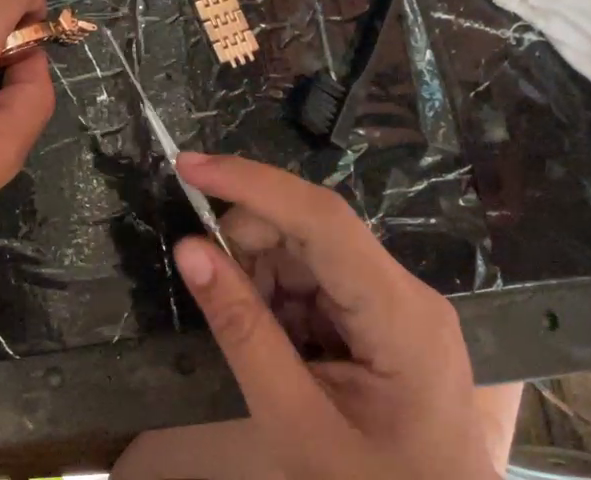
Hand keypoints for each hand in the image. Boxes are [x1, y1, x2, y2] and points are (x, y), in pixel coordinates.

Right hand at [172, 153, 499, 479]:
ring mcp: (396, 305)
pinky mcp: (383, 320)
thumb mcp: (296, 423)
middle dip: (247, 246)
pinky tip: (276, 349)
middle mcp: (405, 293)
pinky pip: (314, 282)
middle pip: (309, 231)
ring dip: (259, 279)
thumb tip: (188, 248)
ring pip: (305, 253)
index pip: (322, 218)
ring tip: (256, 346)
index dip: (251, 183)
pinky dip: (277, 302)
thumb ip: (242, 332)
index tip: (186, 166)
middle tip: (212, 297)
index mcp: (400, 315)